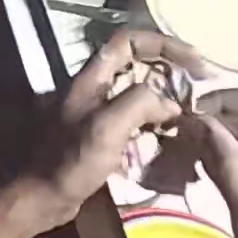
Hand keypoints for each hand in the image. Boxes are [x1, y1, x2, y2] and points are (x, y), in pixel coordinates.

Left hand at [16, 30, 207, 229]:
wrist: (41, 196)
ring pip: (136, 95)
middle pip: (136, 66)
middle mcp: (93, 90)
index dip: (163, 44)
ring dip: (163, 101)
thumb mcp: (108, 126)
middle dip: (168, 73)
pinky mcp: (98, 136)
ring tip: (188, 117)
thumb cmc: (71, 160)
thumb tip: (170, 102)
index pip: (129, 41)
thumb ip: (140, 103)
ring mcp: (95, 112)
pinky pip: (132, 120)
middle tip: (196, 93)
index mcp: (91, 78)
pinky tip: (169, 138)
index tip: (195, 61)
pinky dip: (152, 124)